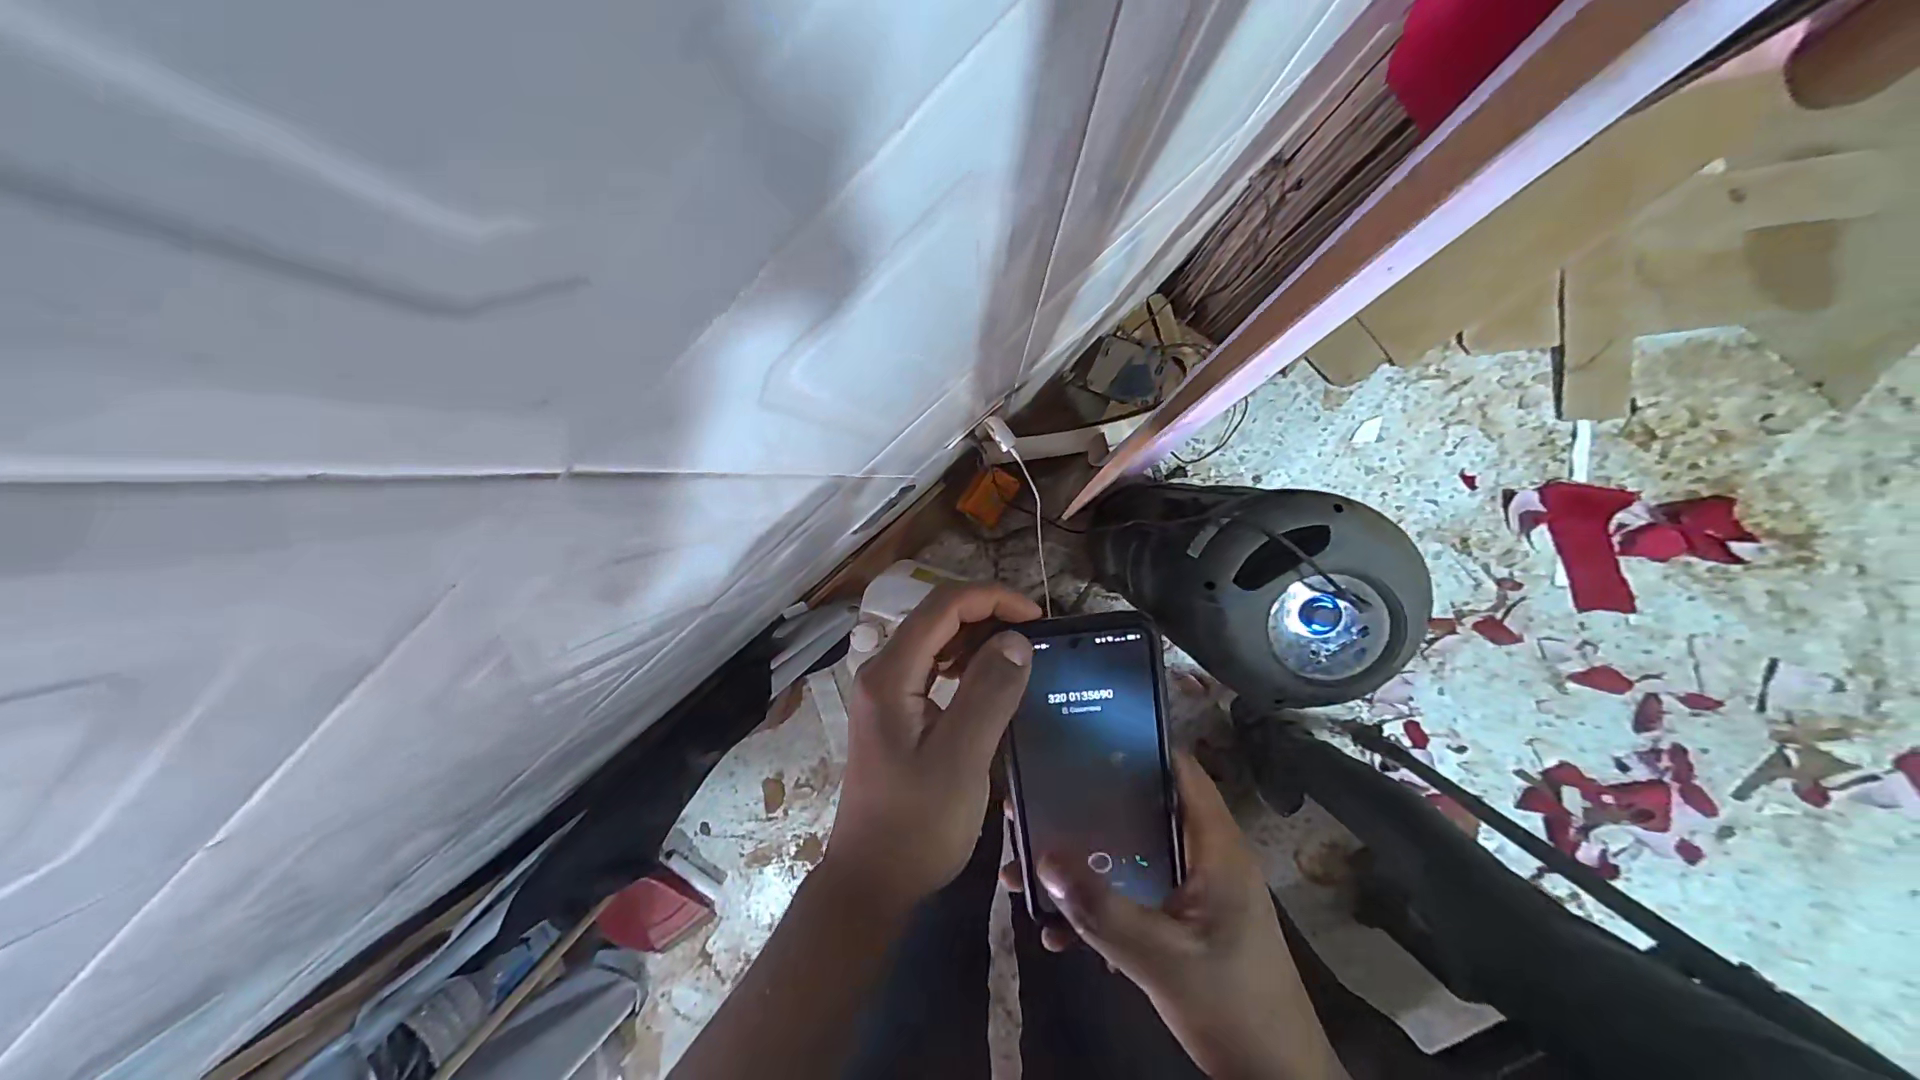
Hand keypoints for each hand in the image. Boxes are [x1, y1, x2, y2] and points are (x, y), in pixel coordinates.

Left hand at [823, 583, 1039, 911]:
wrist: (872, 879)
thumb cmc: (917, 825)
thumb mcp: (961, 760)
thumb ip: (989, 694)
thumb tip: (1017, 639)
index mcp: (890, 675)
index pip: (942, 606)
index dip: (992, 598)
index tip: (1036, 616)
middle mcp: (881, 672)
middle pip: (936, 618)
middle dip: (987, 615)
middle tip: (1034, 636)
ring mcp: (885, 693)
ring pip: (935, 641)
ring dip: (977, 638)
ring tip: (1020, 654)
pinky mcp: (895, 713)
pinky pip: (933, 669)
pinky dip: (965, 663)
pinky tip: (990, 680)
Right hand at [1009, 755, 1346, 1079]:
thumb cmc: (1232, 1006)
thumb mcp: (1160, 958)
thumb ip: (1101, 910)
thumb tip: (1041, 857)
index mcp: (1214, 844)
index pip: (1177, 769)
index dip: (1133, 745)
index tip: (1077, 737)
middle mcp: (1202, 855)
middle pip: (1139, 809)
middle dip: (1085, 809)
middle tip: (1036, 802)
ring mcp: (1191, 889)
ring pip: (1128, 854)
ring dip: (1082, 863)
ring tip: (1028, 868)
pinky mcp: (1181, 920)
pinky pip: (1131, 894)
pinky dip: (1097, 903)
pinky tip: (1057, 931)